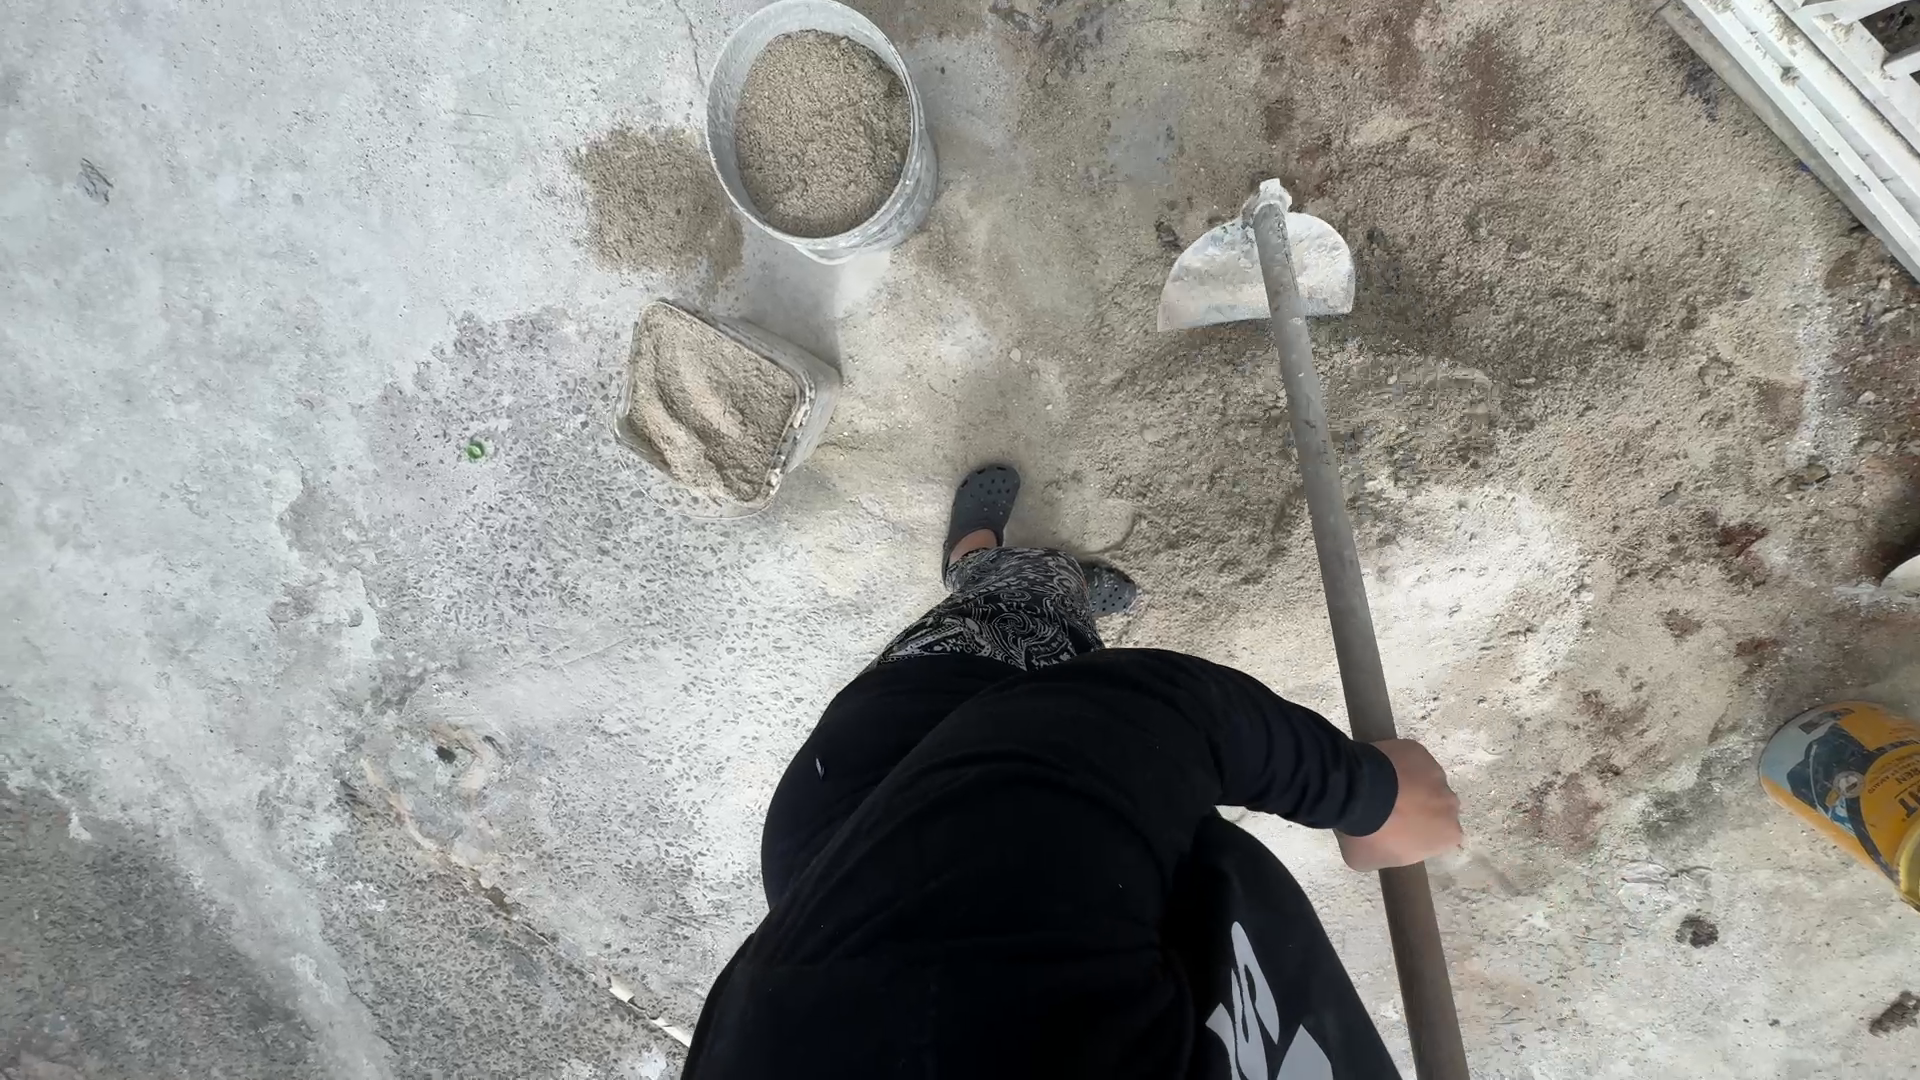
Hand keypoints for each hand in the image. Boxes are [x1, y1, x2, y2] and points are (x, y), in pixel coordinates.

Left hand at [1336, 739, 1462, 871]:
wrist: (1353, 792)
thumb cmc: (1366, 834)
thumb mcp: (1373, 860)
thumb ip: (1388, 856)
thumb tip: (1382, 846)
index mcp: (1448, 834)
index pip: (1436, 834)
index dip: (1414, 830)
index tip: (1392, 826)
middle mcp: (1450, 803)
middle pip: (1434, 805)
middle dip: (1415, 805)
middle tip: (1384, 804)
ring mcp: (1435, 773)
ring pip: (1422, 779)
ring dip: (1405, 781)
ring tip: (1375, 784)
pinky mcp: (1418, 750)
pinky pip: (1407, 756)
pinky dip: (1393, 760)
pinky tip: (1375, 765)